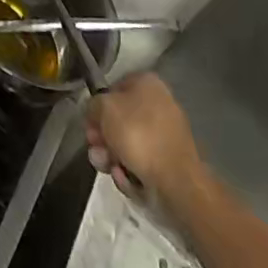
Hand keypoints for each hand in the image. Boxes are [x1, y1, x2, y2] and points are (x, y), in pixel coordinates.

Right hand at [85, 73, 201, 196]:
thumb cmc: (138, 135)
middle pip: (119, 120)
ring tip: (107, 166)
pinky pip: (140, 164)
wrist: (177, 182)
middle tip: (95, 147)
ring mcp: (166, 138)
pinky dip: (129, 171)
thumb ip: (93, 104)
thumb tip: (96, 113)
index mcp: (149, 85)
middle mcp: (160, 107)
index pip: (114, 88)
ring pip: (127, 145)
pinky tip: (125, 177)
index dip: (98, 105)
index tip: (90, 122)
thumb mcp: (104, 107)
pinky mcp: (169, 165)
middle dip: (102, 137)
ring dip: (110, 156)